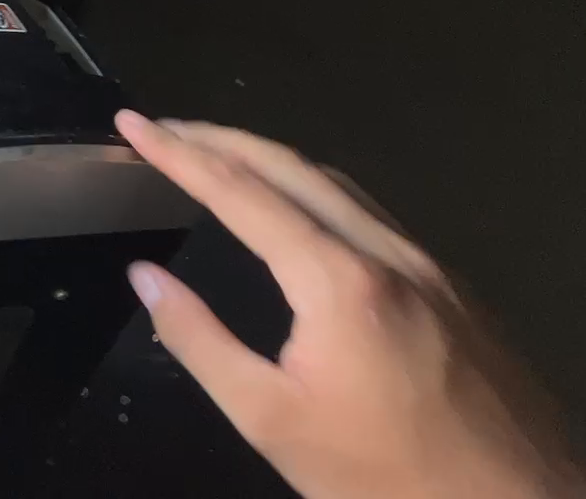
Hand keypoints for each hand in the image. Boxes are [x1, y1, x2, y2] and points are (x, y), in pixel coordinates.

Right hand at [117, 111, 585, 498]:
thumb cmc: (390, 477)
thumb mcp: (269, 418)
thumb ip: (196, 338)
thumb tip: (143, 276)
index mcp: (338, 280)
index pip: (236, 189)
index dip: (174, 151)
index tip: (130, 123)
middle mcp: (388, 255)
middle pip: (288, 166)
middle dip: (216, 136)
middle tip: (160, 125)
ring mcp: (431, 270)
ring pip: (333, 181)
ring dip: (261, 154)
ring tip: (210, 150)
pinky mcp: (455, 291)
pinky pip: (365, 209)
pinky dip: (305, 183)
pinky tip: (288, 199)